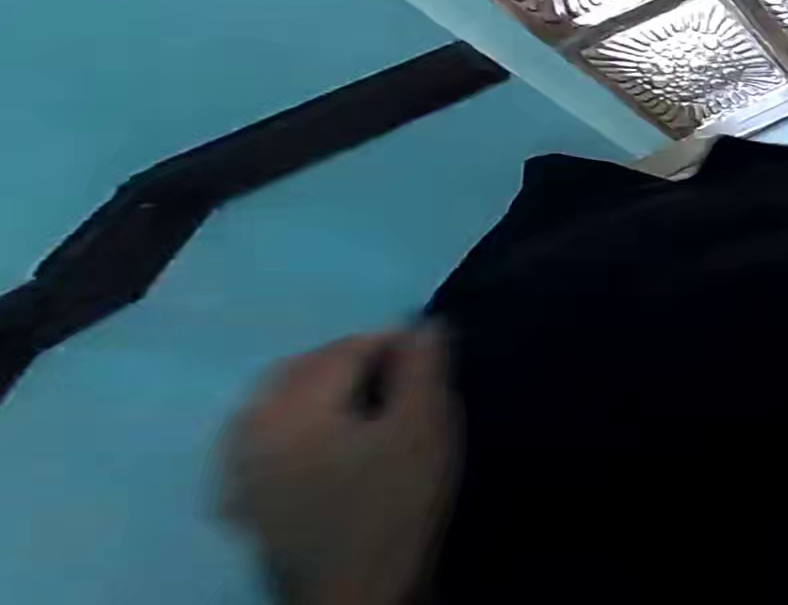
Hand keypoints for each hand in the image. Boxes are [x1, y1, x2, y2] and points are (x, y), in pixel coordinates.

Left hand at [220, 327, 459, 604]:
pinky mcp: (245, 499)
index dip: (393, 338)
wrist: (362, 586)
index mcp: (292, 413)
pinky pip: (263, 432)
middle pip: (298, 369)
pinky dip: (298, 413)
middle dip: (351, 354)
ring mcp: (239, 471)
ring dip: (322, 382)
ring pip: (274, 399)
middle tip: (403, 362)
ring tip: (372, 389)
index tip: (433, 346)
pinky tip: (332, 425)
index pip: (343, 350)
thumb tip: (426, 323)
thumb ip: (424, 365)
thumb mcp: (426, 420)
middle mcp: (251, 435)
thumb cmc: (397, 495)